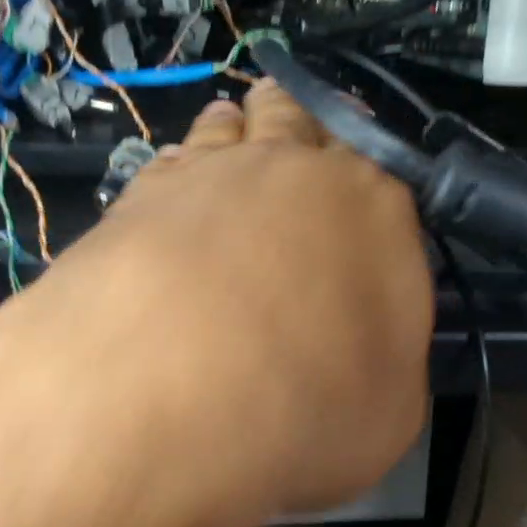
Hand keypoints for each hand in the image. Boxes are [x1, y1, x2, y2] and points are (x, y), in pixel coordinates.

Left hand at [1, 80, 433, 516]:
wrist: (175, 386)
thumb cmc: (308, 407)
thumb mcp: (390, 412)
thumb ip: (387, 359)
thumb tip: (365, 347)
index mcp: (374, 212)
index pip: (378, 176)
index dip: (364, 177)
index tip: (353, 178)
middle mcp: (293, 173)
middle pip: (299, 125)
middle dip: (298, 121)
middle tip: (287, 114)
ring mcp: (209, 176)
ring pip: (228, 128)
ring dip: (234, 126)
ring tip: (231, 120)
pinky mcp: (136, 198)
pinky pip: (165, 160)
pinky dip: (174, 162)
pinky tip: (170, 172)